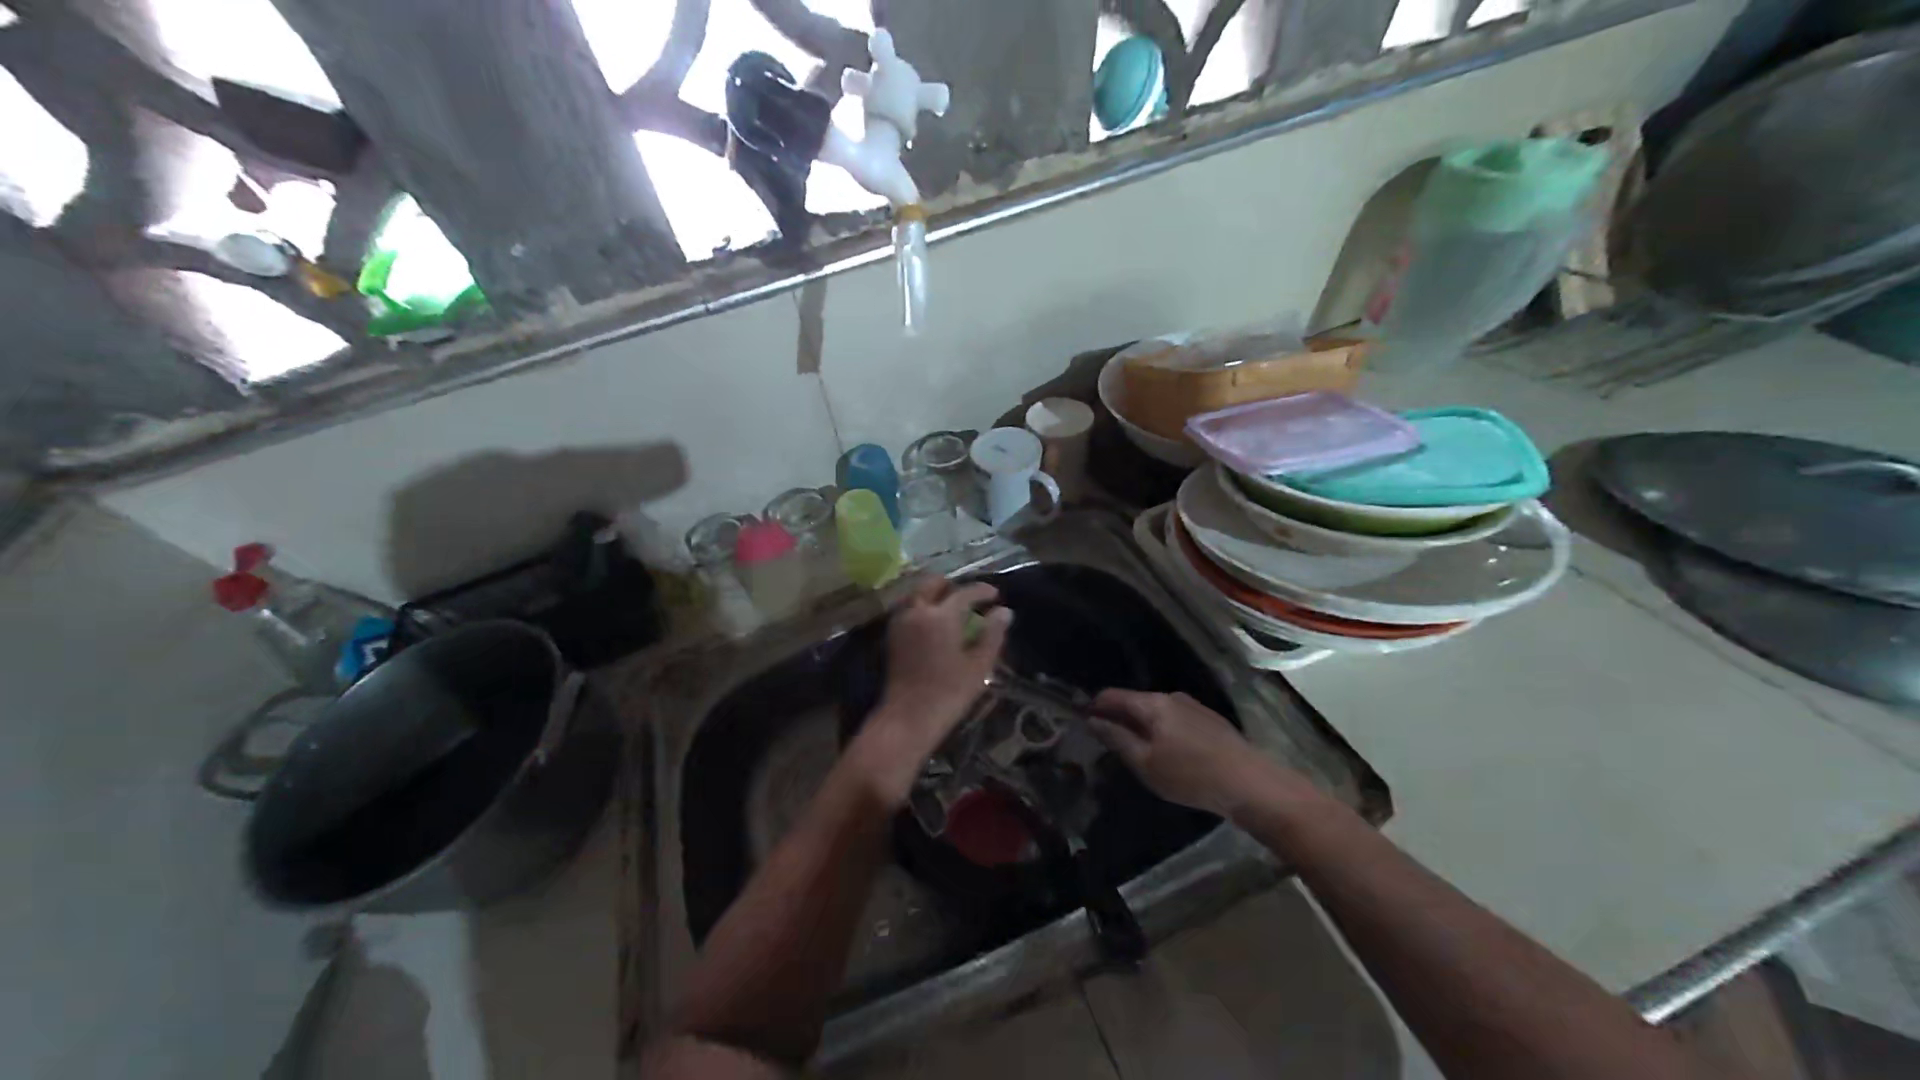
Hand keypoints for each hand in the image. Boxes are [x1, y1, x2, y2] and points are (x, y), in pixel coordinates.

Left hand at [855, 577, 1011, 801]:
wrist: (908, 717)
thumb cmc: (949, 693)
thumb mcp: (979, 665)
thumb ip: (992, 634)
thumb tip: (1004, 611)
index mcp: (941, 616)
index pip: (964, 592)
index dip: (982, 591)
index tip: (995, 595)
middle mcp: (917, 611)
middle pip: (932, 584)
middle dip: (952, 585)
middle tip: (970, 599)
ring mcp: (900, 622)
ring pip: (916, 594)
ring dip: (934, 594)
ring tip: (952, 609)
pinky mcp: (892, 636)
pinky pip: (907, 609)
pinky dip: (921, 606)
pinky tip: (934, 623)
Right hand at [1089, 690, 1291, 816]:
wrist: (1250, 784)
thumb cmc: (1190, 775)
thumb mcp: (1145, 762)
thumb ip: (1116, 738)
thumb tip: (1092, 720)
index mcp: (1152, 703)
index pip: (1112, 695)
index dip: (1094, 706)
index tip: (1080, 722)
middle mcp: (1172, 697)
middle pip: (1135, 702)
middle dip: (1117, 718)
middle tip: (1106, 743)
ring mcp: (1194, 707)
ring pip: (1156, 712)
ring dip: (1141, 726)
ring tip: (1135, 752)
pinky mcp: (1210, 722)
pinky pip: (1174, 720)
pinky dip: (1161, 731)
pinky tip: (1167, 754)